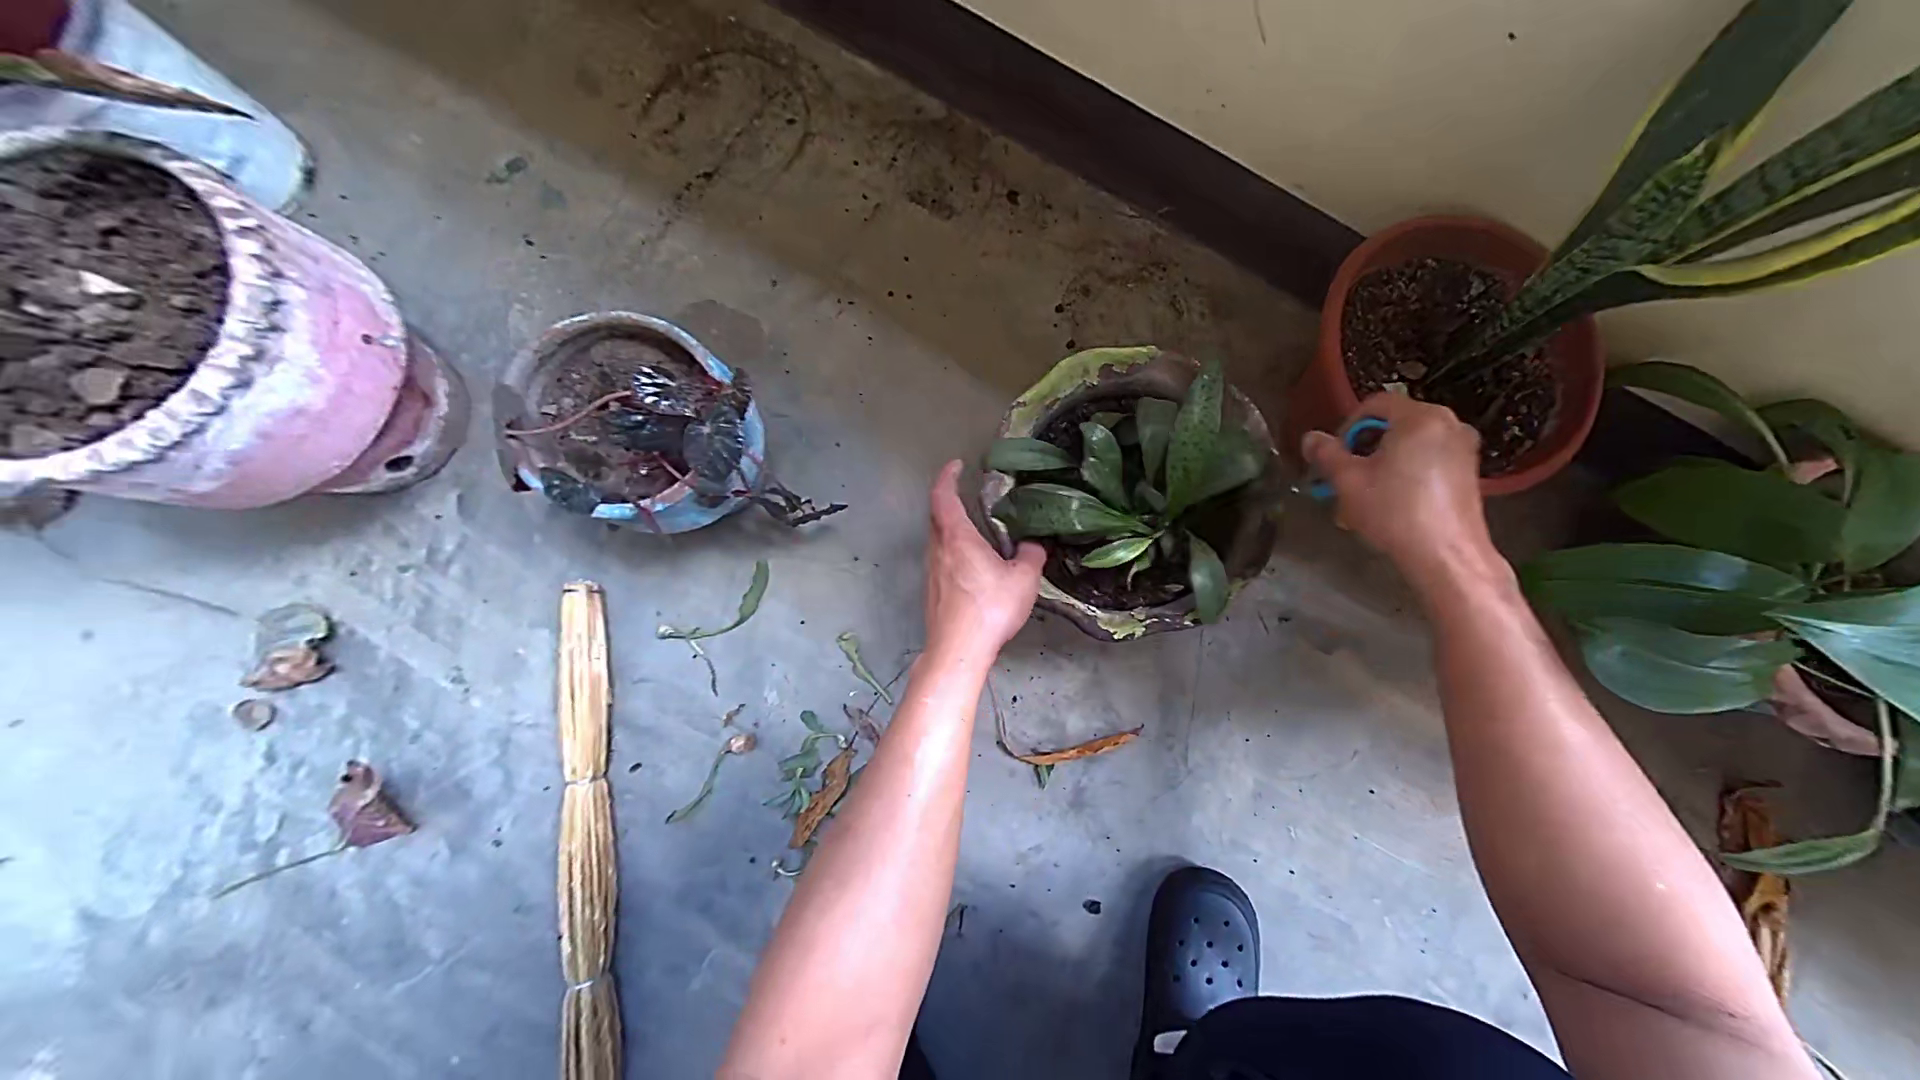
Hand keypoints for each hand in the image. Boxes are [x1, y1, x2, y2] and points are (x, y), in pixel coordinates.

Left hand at [924, 460, 1044, 659]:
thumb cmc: (989, 609)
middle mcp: (938, 550)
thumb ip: (1030, 556)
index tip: (955, 466)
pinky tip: (972, 570)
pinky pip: (941, 563)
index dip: (947, 477)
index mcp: (956, 538)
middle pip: (937, 517)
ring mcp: (931, 573)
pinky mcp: (932, 593)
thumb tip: (1032, 546)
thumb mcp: (1023, 579)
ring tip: (975, 535)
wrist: (959, 649)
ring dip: (951, 531)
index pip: (943, 496)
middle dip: (949, 503)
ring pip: (937, 542)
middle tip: (967, 498)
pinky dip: (953, 555)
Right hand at [1301, 394, 1498, 591]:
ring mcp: (1463, 449)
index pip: (1375, 404)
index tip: (1334, 455)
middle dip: (1362, 449)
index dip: (1347, 427)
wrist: (1445, 554)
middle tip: (1344, 477)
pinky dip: (1403, 474)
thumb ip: (1326, 453)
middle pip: (1393, 424)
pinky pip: (1426, 461)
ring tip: (1362, 497)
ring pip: (1408, 445)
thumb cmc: (1394, 511)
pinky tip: (1388, 504)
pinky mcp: (1468, 472)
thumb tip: (1310, 438)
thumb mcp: (1347, 481)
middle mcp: (1449, 424)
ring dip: (1380, 464)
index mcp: (1420, 418)